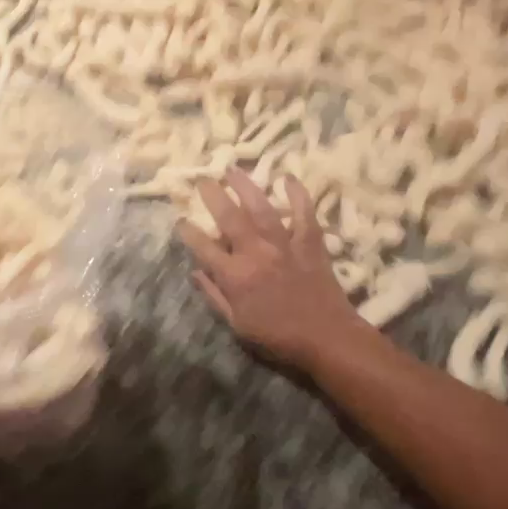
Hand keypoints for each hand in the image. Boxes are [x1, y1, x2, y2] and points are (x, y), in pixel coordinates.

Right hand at [176, 169, 369, 369]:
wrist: (327, 338)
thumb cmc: (278, 337)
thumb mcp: (237, 324)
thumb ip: (214, 296)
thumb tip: (195, 272)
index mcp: (234, 276)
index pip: (203, 247)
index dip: (188, 231)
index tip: (180, 220)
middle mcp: (255, 253)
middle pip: (229, 217)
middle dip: (212, 195)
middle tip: (202, 180)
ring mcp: (284, 244)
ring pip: (261, 208)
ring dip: (245, 186)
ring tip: (232, 169)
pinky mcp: (309, 242)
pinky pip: (303, 212)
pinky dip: (297, 194)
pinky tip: (288, 178)